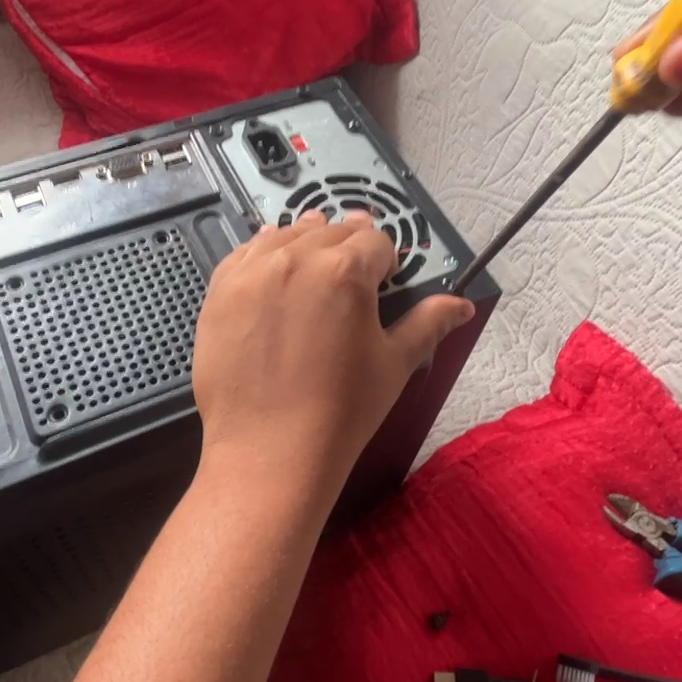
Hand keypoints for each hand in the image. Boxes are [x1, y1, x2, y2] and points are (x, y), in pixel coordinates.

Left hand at [192, 211, 475, 503]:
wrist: (268, 451)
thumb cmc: (340, 411)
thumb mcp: (394, 365)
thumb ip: (428, 323)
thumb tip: (462, 305)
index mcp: (345, 271)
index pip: (377, 242)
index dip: (386, 262)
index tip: (384, 283)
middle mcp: (295, 259)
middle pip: (330, 231)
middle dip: (348, 248)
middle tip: (352, 279)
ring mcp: (251, 273)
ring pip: (286, 235)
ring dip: (305, 243)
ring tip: (314, 266)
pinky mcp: (219, 291)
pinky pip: (243, 254)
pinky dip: (262, 255)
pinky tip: (271, 269)